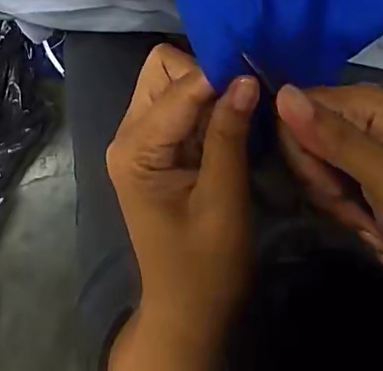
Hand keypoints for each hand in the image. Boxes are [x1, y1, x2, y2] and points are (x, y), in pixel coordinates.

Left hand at [104, 44, 259, 369]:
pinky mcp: (153, 144)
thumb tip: (246, 78)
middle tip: (244, 94)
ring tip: (241, 103)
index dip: (215, 76)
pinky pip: (176, 103)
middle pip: (161, 69)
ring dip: (204, 86)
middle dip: (203, 73)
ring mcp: (137, 137)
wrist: (185, 313)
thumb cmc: (205, 268)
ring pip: (168, 80)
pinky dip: (203, 102)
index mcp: (135, 148)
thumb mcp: (224, 201)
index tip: (254, 72)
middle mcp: (128, 132)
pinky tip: (230, 115)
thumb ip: (229, 135)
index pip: (175, 88)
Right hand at [276, 83, 382, 314]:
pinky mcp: (352, 185)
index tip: (330, 180)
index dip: (301, 145)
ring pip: (304, 166)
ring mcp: (352, 153)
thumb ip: (336, 140)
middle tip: (354, 202)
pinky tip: (369, 227)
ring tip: (368, 219)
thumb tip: (281, 94)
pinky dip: (338, 213)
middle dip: (317, 178)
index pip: (294, 106)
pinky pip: (318, 190)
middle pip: (295, 137)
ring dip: (329, 200)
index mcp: (363, 104)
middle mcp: (353, 120)